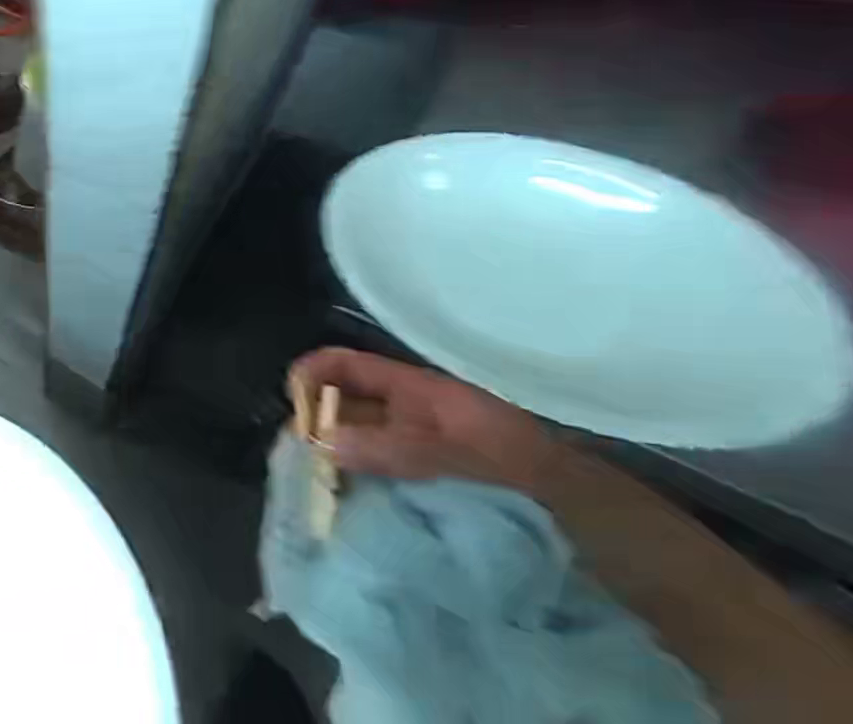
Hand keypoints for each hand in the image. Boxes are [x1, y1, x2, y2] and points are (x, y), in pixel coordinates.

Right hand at [288, 347, 558, 489]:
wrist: (591, 520)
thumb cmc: (524, 469)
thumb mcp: (461, 454)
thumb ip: (396, 448)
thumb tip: (324, 443)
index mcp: (412, 388)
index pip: (345, 364)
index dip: (312, 373)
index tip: (292, 401)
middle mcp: (402, 410)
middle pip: (341, 400)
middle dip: (314, 420)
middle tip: (298, 450)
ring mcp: (406, 443)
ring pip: (351, 436)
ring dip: (330, 452)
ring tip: (312, 477)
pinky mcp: (412, 475)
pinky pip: (366, 467)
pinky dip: (349, 476)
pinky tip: (341, 496)